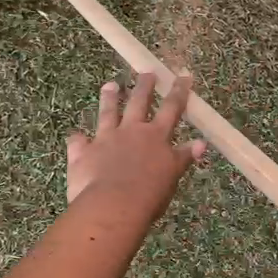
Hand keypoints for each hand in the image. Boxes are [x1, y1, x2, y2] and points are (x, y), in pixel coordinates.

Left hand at [64, 72, 205, 218]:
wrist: (113, 204)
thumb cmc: (149, 194)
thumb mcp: (173, 175)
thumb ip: (183, 157)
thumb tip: (201, 143)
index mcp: (156, 136)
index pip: (172, 108)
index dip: (179, 91)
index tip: (183, 76)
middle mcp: (131, 131)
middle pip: (138, 103)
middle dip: (144, 86)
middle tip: (147, 72)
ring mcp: (105, 139)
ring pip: (108, 113)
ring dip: (110, 98)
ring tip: (110, 85)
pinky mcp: (83, 153)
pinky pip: (78, 142)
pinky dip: (77, 139)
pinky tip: (76, 136)